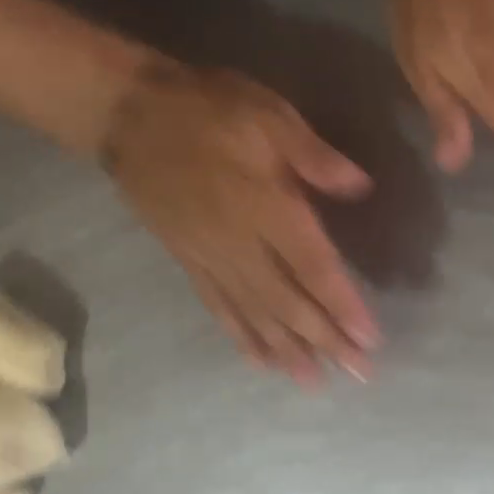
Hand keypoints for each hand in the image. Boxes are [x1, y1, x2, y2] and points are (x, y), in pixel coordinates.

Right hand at [102, 62, 379, 383]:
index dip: (342, 306)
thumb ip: (316, 157)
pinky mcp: (188, 261)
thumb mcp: (270, 117)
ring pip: (256, 315)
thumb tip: (360, 187)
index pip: (314, 269)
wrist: (124, 111)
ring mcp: (210, 258)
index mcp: (267, 210)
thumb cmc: (210, 111)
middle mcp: (240, 245)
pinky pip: (220, 308)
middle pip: (289, 304)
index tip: (369, 339)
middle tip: (358, 374)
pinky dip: (243, 337)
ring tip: (315, 382)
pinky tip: (261, 361)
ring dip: (288, 350)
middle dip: (326, 341)